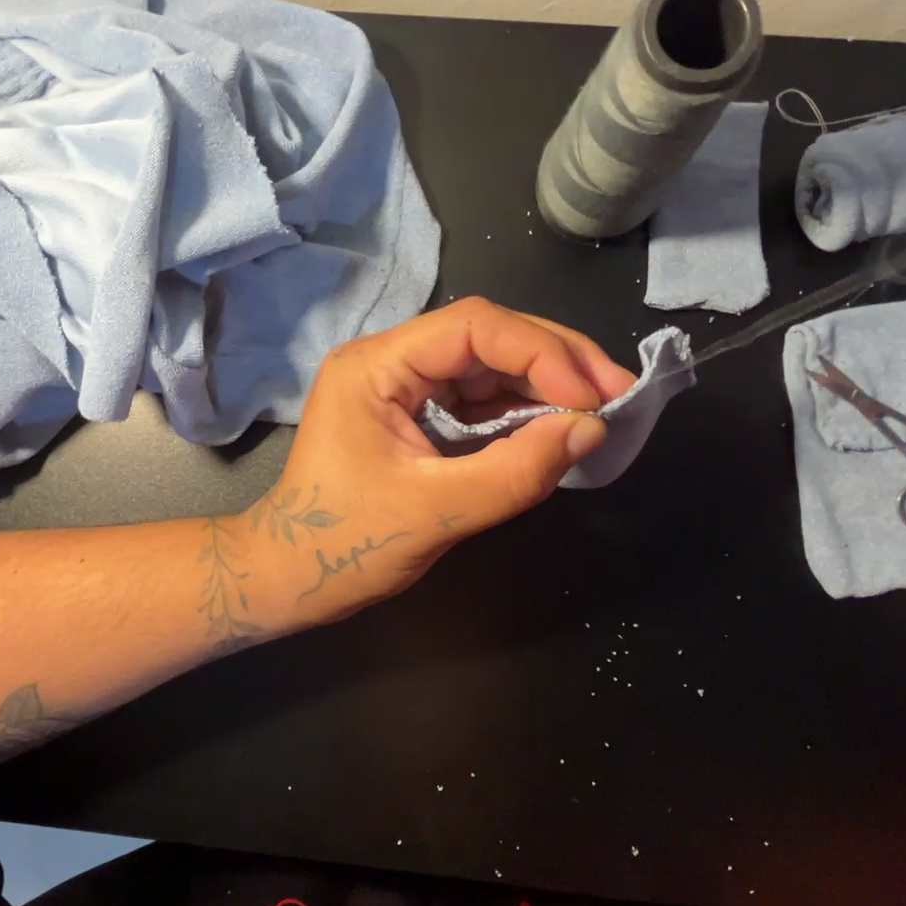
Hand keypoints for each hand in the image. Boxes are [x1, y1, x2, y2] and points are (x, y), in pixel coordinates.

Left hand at [239, 297, 635, 627]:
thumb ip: (514, 472)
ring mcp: (402, 388)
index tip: (593, 395)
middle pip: (486, 338)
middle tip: (617, 392)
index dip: (542, 351)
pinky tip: (557, 428)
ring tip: (598, 411)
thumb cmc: (342, 547)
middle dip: (555, 361)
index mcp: (377, 367)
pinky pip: (477, 401)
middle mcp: (389, 363)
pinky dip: (520, 412)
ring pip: (487, 367)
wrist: (287, 577)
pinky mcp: (415, 417)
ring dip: (545, 385)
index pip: (474, 328)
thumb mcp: (433, 513)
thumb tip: (590, 431)